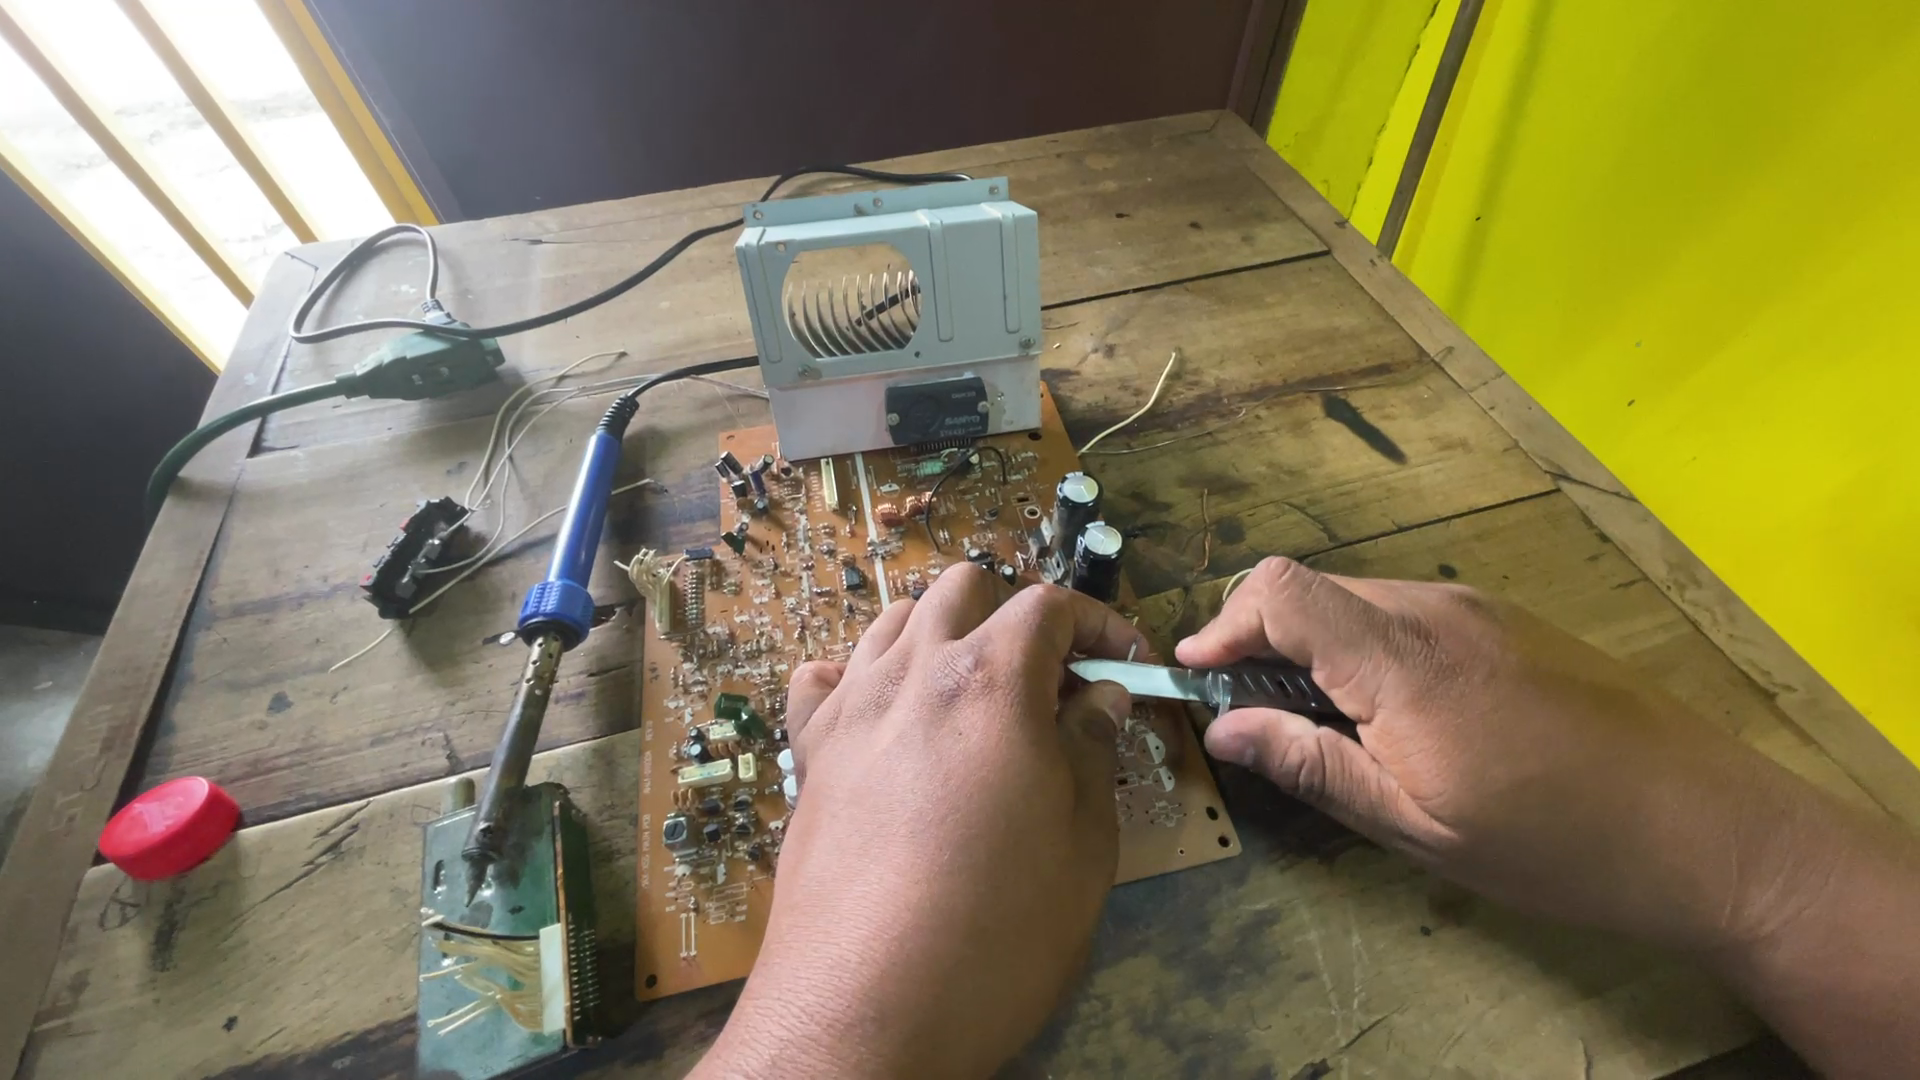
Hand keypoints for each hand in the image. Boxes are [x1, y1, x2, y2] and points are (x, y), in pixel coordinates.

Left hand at [693, 564, 1146, 1079]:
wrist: (859, 1012)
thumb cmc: (994, 929)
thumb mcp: (1081, 841)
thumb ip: (1091, 746)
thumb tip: (1101, 695)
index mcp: (987, 678)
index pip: (1048, 606)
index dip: (1098, 622)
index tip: (1124, 662)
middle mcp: (912, 670)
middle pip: (964, 588)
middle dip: (1016, 615)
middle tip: (1048, 682)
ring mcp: (851, 705)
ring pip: (896, 619)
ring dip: (944, 635)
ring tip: (972, 696)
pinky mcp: (810, 750)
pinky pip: (826, 677)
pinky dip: (860, 675)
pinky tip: (884, 717)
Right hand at [1175, 557, 1836, 955]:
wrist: (1722, 833)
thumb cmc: (1557, 843)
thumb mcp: (1415, 825)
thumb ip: (1308, 766)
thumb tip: (1221, 731)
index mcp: (1402, 661)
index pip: (1281, 593)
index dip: (1224, 623)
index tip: (1199, 672)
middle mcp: (1431, 610)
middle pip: (1307, 589)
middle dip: (1257, 637)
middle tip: (1253, 707)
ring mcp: (1470, 606)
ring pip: (1349, 599)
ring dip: (1309, 643)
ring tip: (1321, 715)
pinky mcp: (1497, 617)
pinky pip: (1396, 611)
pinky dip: (1356, 644)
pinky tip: (1385, 705)